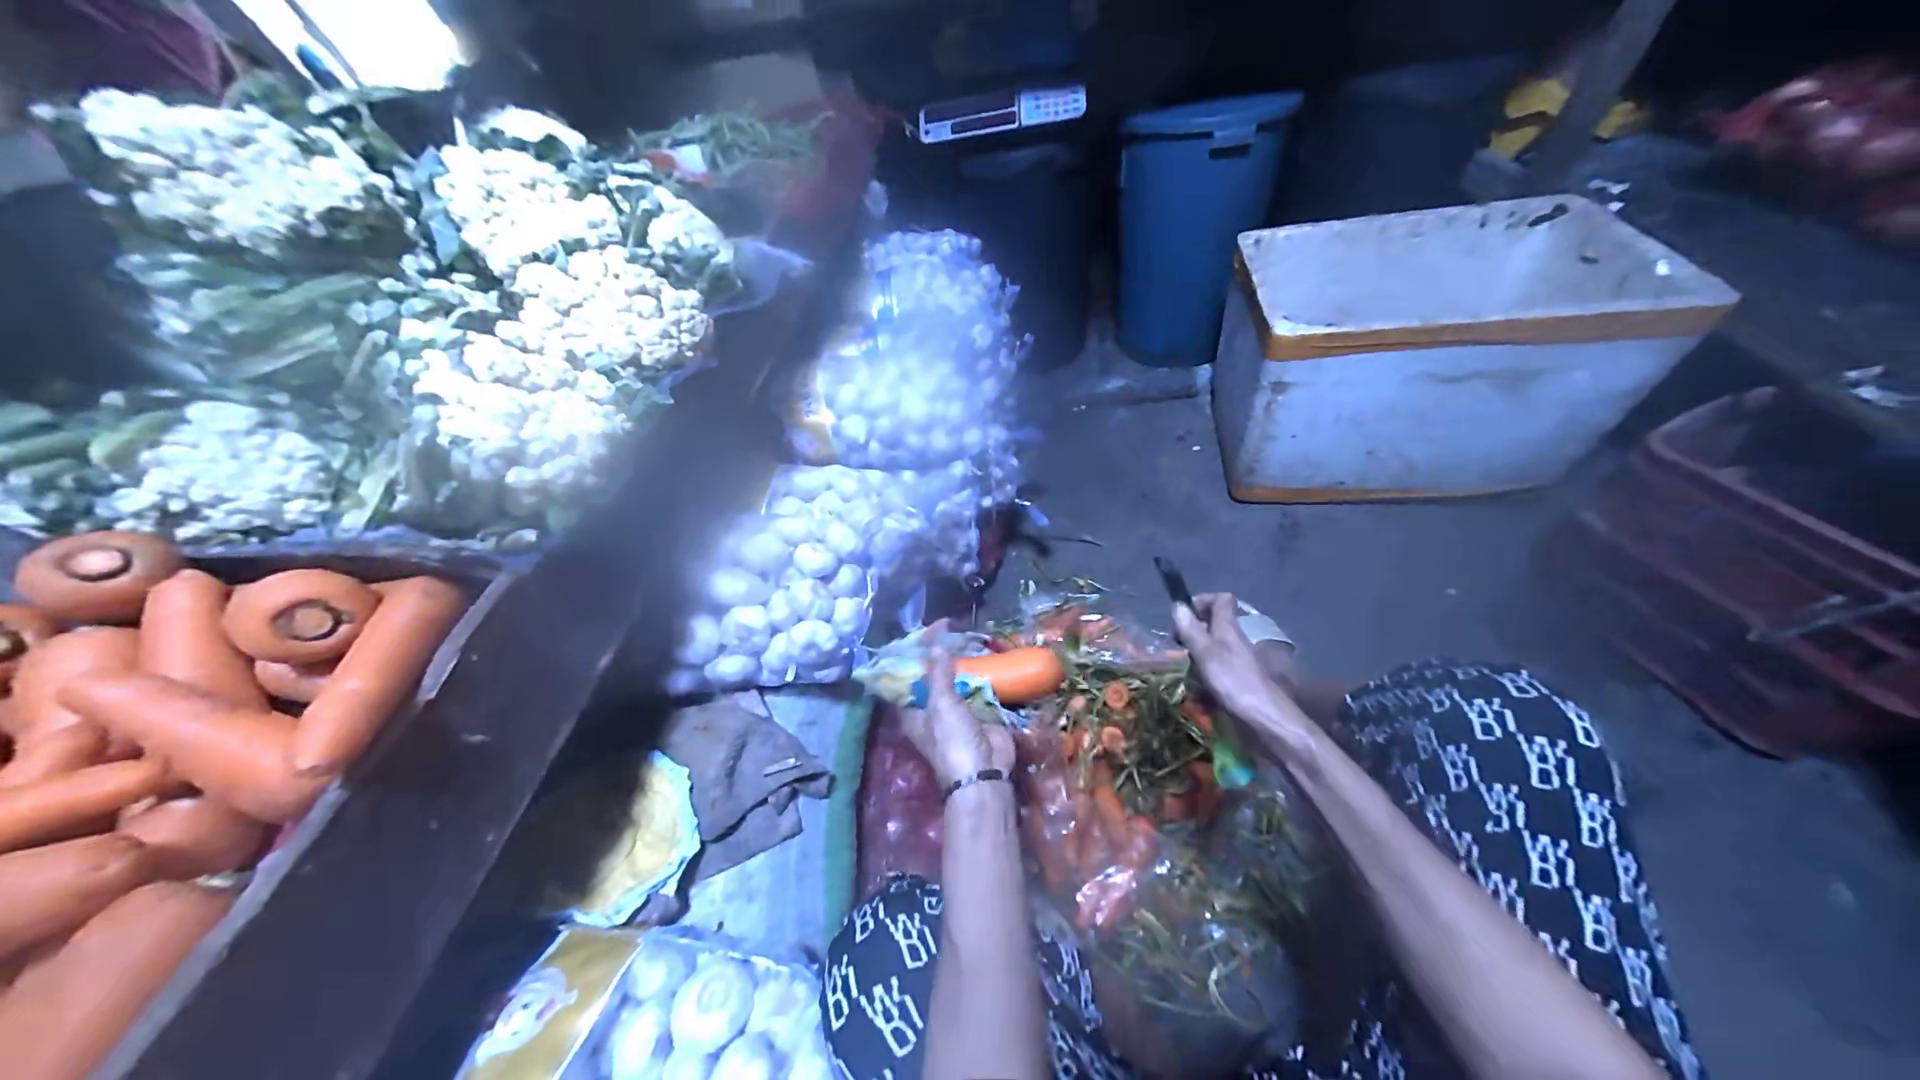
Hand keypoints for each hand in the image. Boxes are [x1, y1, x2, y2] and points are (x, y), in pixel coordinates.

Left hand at [903, 645, 1015, 789]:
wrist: (985, 771)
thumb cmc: (952, 739)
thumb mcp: (940, 704)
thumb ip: (938, 673)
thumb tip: (936, 645)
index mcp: (913, 711)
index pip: (908, 677)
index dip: (914, 656)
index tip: (925, 633)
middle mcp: (932, 709)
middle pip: (934, 677)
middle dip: (941, 656)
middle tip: (950, 630)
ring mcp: (957, 711)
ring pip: (957, 680)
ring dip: (963, 663)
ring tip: (968, 636)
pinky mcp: (980, 712)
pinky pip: (978, 688)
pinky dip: (982, 674)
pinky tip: (986, 654)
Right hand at [1172, 593, 1316, 761]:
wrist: (1265, 722)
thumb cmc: (1235, 683)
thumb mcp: (1207, 653)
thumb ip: (1191, 630)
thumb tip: (1177, 605)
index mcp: (1229, 629)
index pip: (1222, 600)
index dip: (1202, 600)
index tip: (1183, 613)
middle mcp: (1233, 642)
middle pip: (1212, 624)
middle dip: (1191, 630)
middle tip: (1176, 643)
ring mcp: (1235, 663)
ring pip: (1210, 648)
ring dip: (1194, 654)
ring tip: (1180, 666)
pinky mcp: (1234, 682)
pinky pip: (1213, 671)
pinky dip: (1201, 675)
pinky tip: (1193, 687)